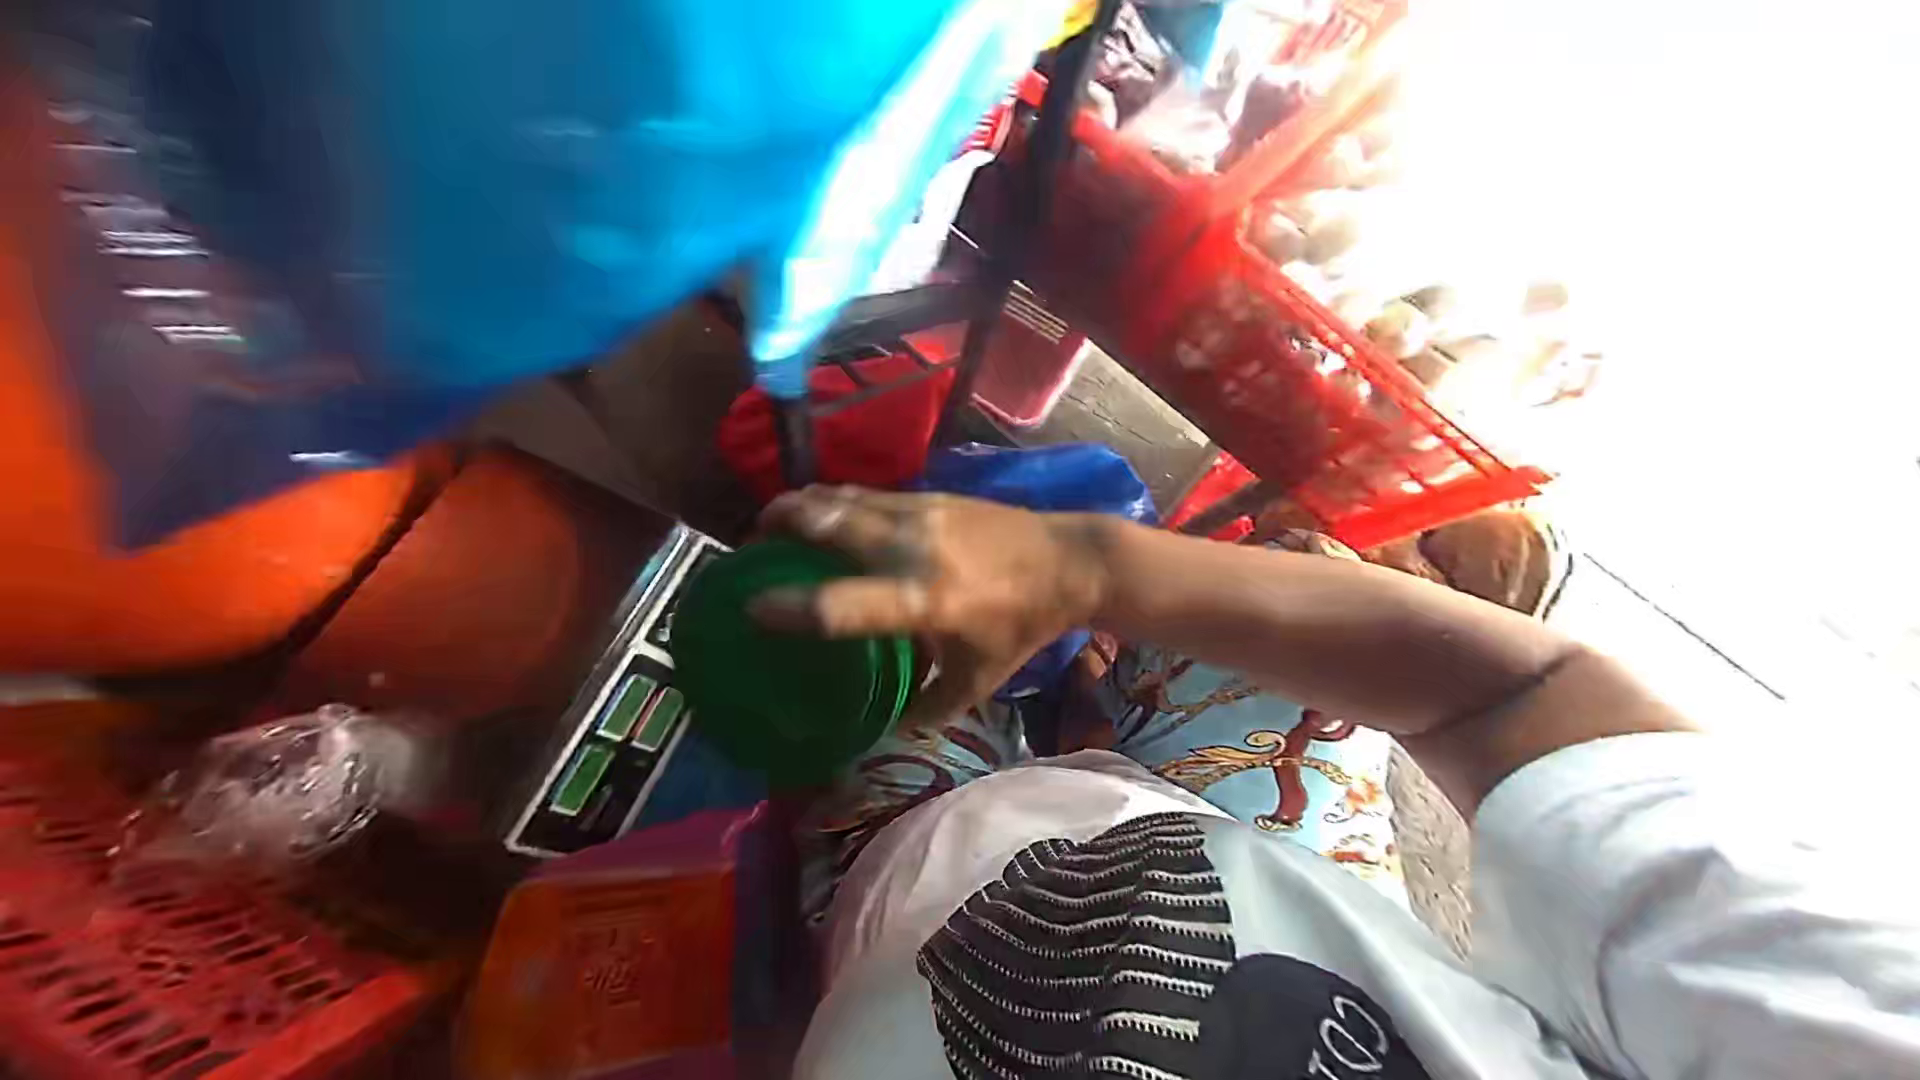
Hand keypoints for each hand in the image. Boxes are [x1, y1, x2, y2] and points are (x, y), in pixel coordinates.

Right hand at [751, 486, 1112, 731]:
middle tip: (752, 544)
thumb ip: (927, 708)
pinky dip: (836, 501)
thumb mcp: (977, 680)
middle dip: (778, 524)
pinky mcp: (931, 495)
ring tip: (778, 523)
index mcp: (924, 601)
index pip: (840, 604)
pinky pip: (868, 494)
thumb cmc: (1023, 625)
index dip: (786, 607)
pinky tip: (829, 514)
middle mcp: (912, 548)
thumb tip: (888, 725)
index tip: (749, 607)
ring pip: (842, 498)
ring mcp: (920, 513)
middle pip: (825, 522)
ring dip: (802, 506)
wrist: (1069, 559)